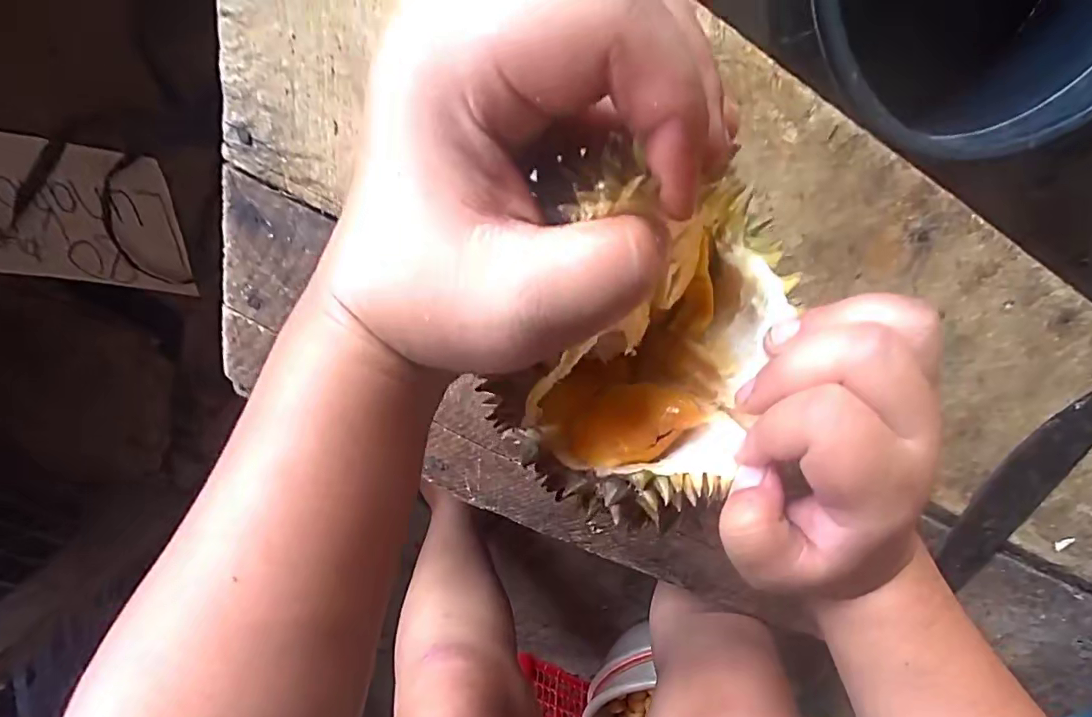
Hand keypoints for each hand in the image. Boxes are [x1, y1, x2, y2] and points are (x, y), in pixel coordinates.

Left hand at [318, 0, 732, 376]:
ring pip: (629, 22)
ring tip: (686, 168)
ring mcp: (502, 43)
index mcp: (457, 57)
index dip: (671, 96)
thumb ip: (608, 270)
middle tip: (697, 174)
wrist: (393, 309)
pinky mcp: (526, 75)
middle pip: (626, 1)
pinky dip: (656, 109)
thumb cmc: (436, 308)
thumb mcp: (519, 311)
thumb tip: (666, 228)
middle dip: (685, 87)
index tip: (676, 199)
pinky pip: (615, 60)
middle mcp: (476, 22)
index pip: (605, 13)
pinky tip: (662, 163)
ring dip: (678, 93)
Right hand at [719, 295, 942, 602]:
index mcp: (881, 489)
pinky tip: (800, 344)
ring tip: (773, 364)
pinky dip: (839, 315)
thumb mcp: (771, 570)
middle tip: (751, 405)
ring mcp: (926, 397)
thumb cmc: (816, 556)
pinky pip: (897, 314)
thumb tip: (751, 473)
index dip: (773, 429)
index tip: (749, 457)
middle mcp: (918, 435)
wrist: (867, 548)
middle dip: (787, 371)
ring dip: (814, 334)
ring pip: (889, 325)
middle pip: (865, 353)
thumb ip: (750, 535)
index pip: (828, 419)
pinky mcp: (920, 371)